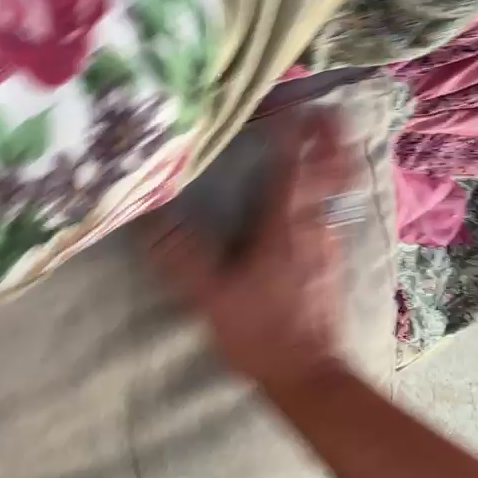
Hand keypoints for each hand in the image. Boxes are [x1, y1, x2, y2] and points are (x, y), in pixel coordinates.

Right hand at [143, 107, 361, 389]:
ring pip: (332, 187)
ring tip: (310, 140)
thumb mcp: (211, 295)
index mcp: (286, 222)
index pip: (294, 160)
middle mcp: (315, 223)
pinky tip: (302, 197)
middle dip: (327, 133)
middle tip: (318, 107)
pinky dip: (321, 188)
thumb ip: (179, 255)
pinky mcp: (332, 260)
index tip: (282, 99)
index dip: (291, 125)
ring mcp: (329, 241)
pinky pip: (328, 208)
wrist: (312, 378)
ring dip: (325, 159)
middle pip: (331, 165)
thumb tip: (144, 216)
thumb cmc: (262, 332)